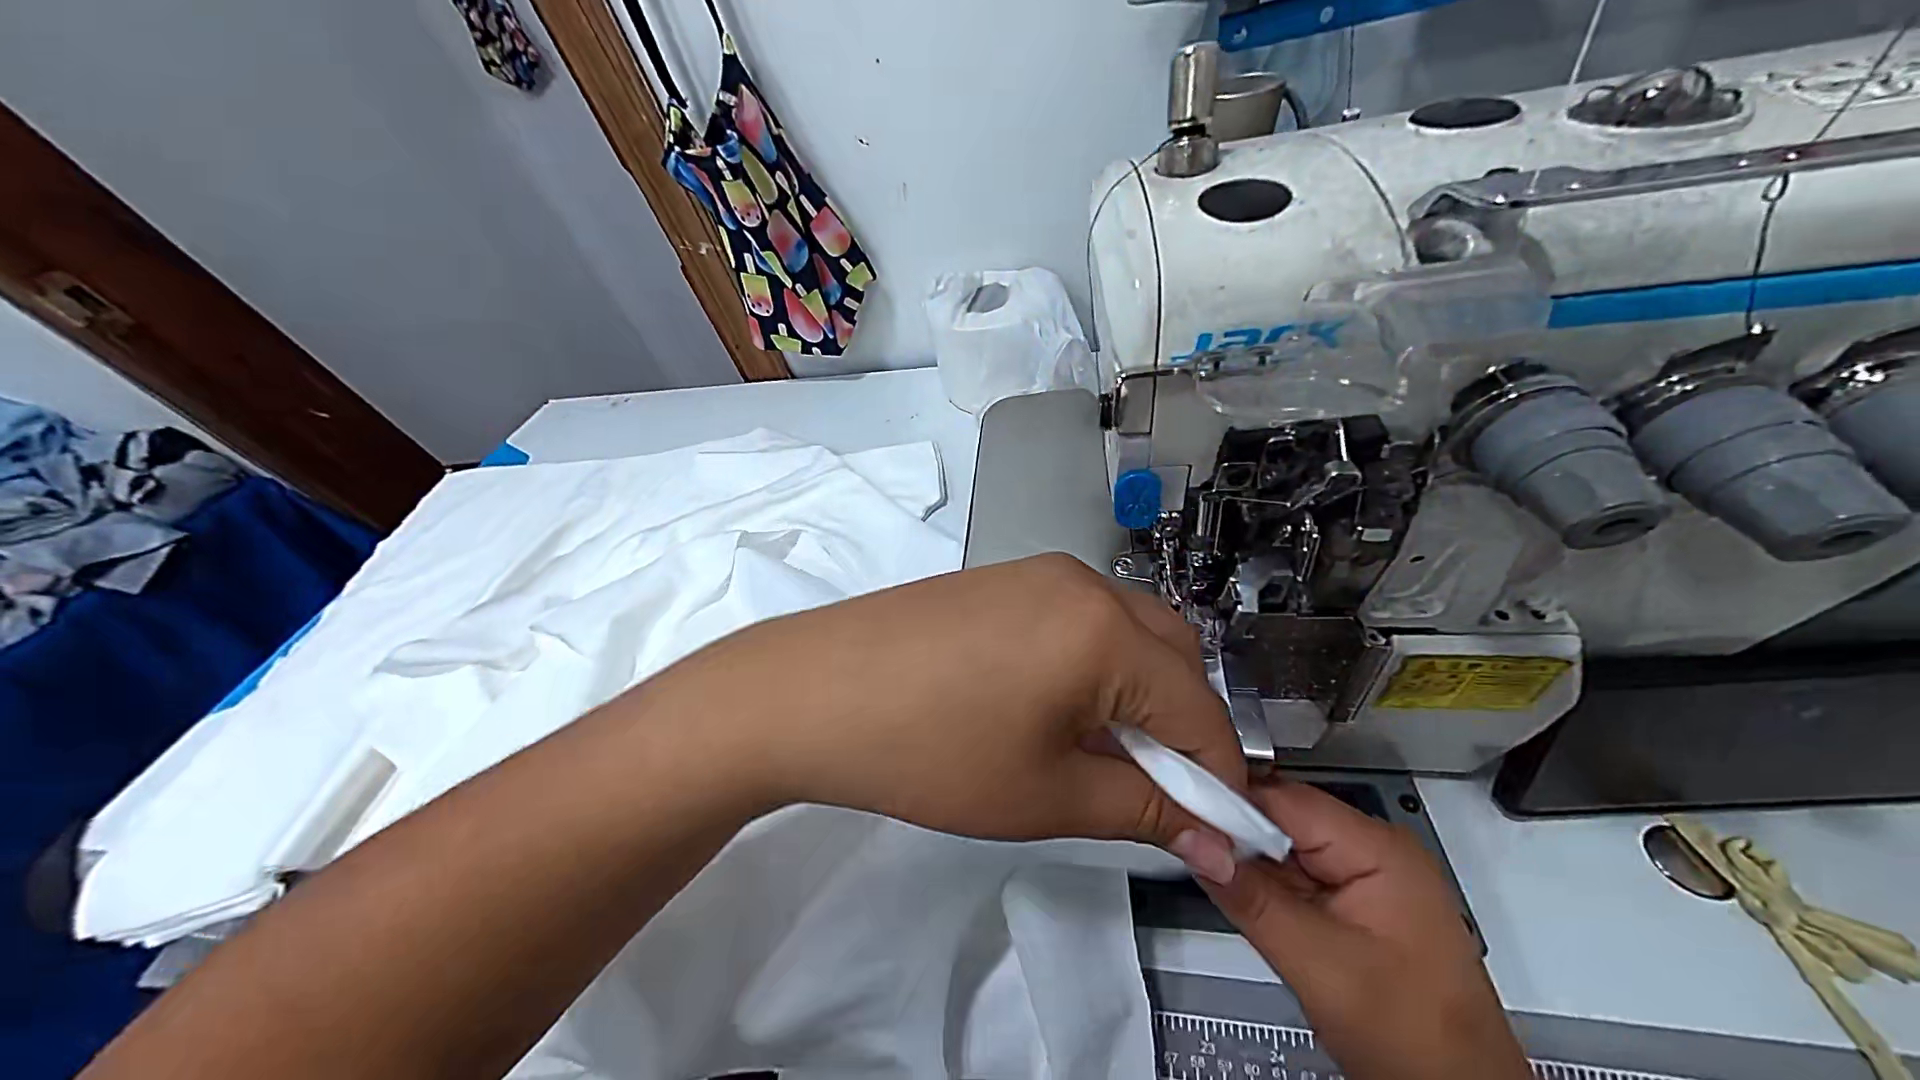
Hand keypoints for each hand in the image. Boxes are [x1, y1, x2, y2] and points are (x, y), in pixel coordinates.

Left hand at [642, 553, 1246, 860]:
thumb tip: (1217, 840)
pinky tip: (1055, 705)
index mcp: (1106, 630)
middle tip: (1153, 789)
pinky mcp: (1005, 577)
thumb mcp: (1047, 795)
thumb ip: (1144, 812)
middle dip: (1182, 725)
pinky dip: (1095, 664)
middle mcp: (1084, 583)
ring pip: (1129, 632)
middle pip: (1174, 657)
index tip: (1218, 831)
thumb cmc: (929, 752)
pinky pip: (1081, 619)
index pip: (1201, 709)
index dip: (1219, 777)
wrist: (810, 693)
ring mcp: (1040, 572)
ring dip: (1139, 691)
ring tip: (1100, 751)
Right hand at [1200, 783, 1530, 1079]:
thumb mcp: (1319, 964)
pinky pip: (1294, 873)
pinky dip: (1266, 883)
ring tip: (1221, 879)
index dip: (1229, 804)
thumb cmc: (1421, 1041)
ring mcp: (1364, 876)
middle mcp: (1375, 852)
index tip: (1187, 816)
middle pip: (1282, 817)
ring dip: (1248, 861)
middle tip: (1196, 850)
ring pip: (1283, 846)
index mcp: (1380, 851)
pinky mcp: (1352, 899)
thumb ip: (1253, 900)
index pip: (1284, 799)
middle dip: (1236, 835)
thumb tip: (1202, 850)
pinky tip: (1248, 898)